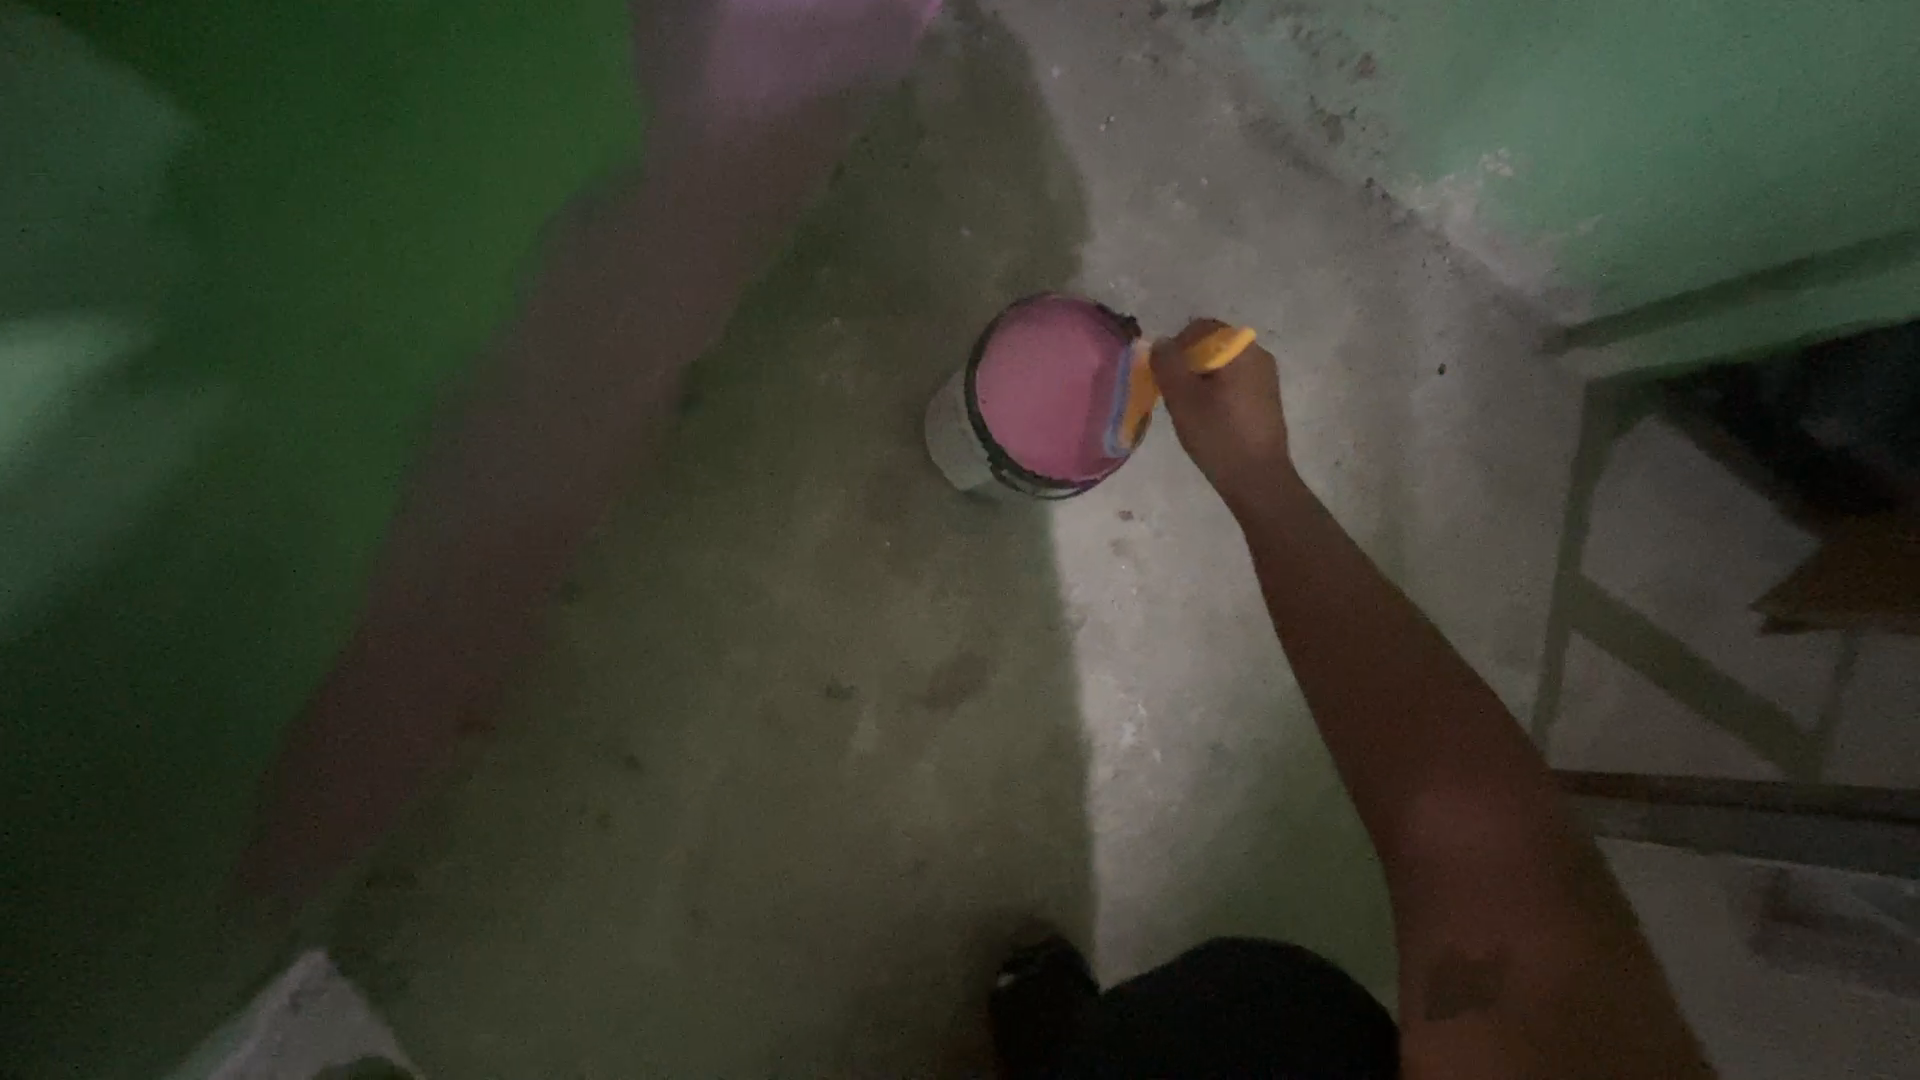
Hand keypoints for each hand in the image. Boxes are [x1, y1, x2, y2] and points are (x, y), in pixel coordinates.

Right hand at [1150, 318, 1296, 515]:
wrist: (1257, 477)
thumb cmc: (1217, 435)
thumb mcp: (1182, 398)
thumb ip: (1167, 364)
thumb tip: (1161, 343)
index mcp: (1240, 349)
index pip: (1201, 328)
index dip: (1176, 347)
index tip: (1165, 377)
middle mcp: (1258, 354)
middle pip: (1212, 345)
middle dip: (1188, 364)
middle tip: (1174, 395)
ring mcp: (1266, 376)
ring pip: (1223, 365)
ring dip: (1201, 379)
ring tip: (1190, 409)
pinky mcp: (1266, 397)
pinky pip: (1235, 381)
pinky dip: (1216, 391)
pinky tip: (1209, 417)